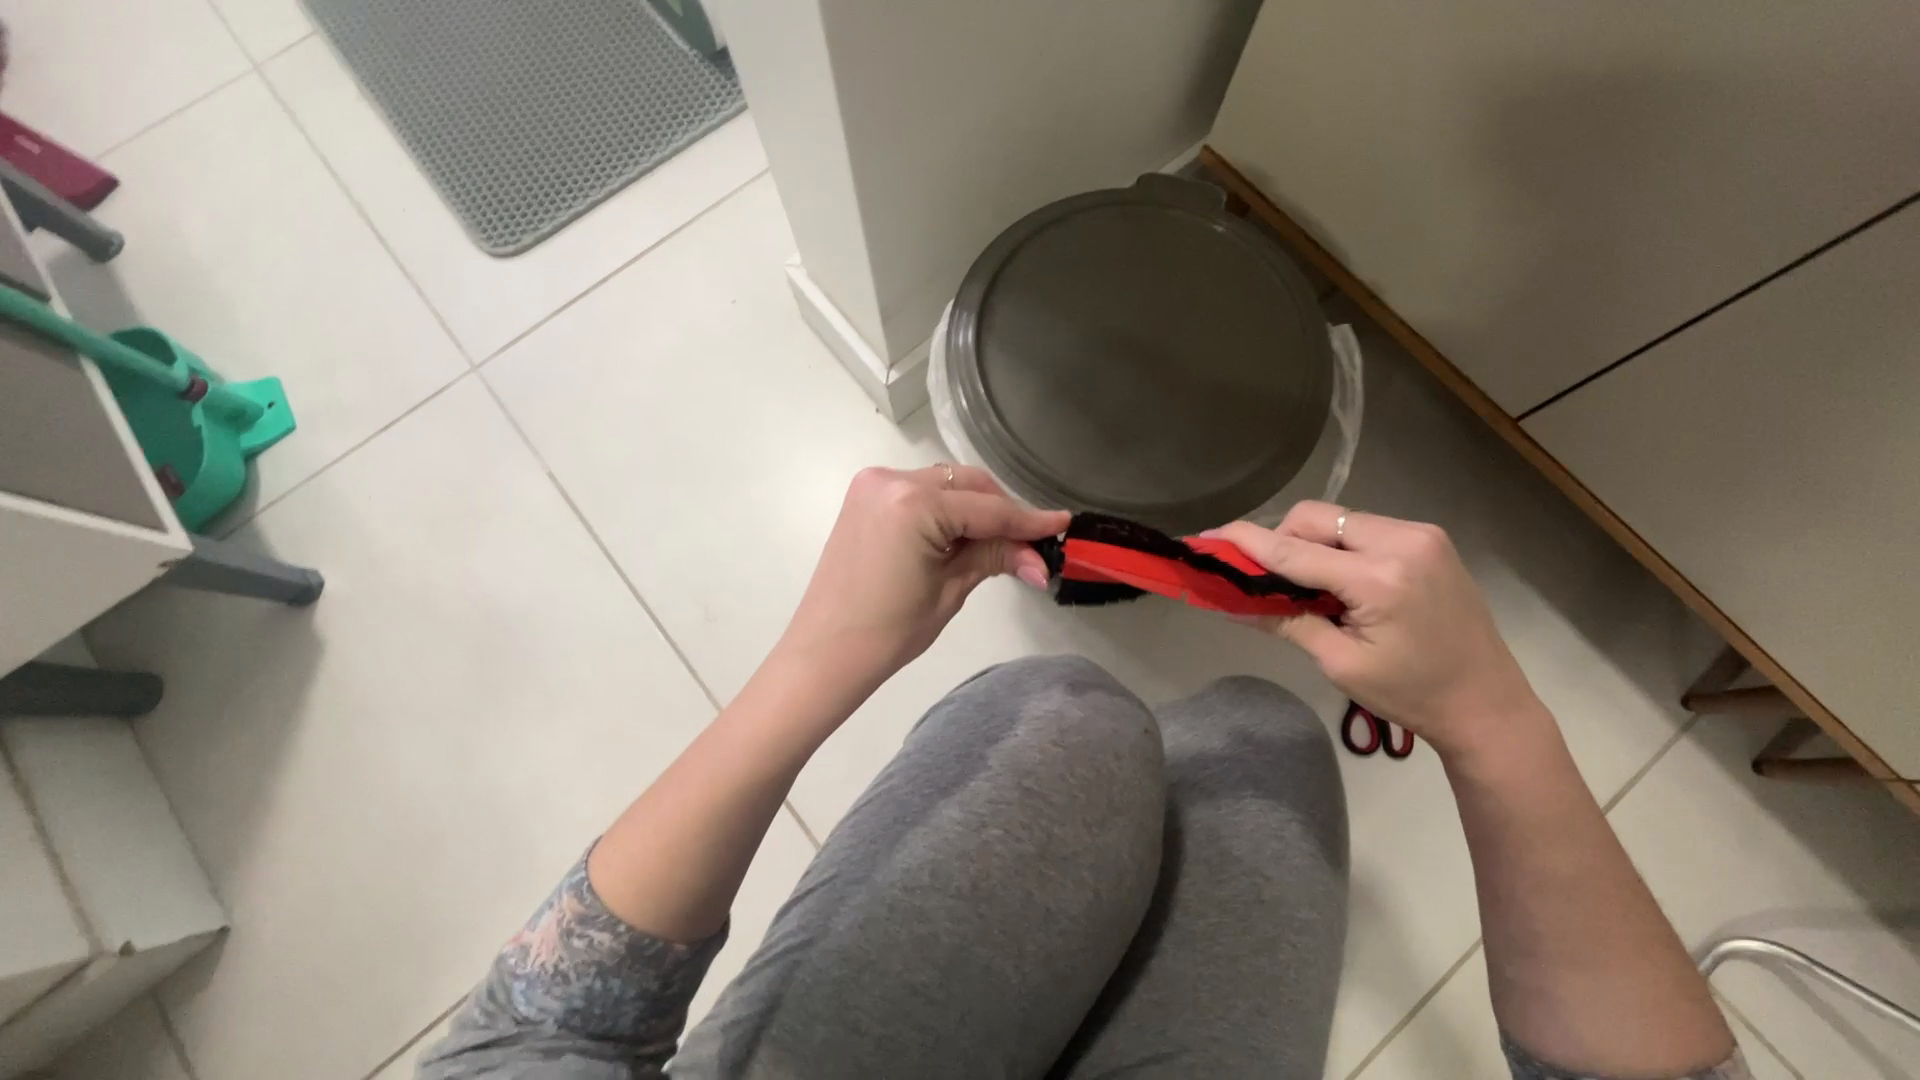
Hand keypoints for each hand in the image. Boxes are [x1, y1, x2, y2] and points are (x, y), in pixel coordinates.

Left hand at [778, 465, 1067, 689]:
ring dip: (974, 508)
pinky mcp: (864, 497)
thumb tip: (1040, 560)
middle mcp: (892, 480)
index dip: (1028, 519)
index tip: (1063, 523)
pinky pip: (919, 491)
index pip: (987, 508)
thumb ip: (994, 559)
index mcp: (913, 503)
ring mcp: (873, 485)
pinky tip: (960, 537)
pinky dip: (944, 508)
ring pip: (944, 484)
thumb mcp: (950, 591)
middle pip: (967, 484)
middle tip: (1029, 546)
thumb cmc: (888, 632)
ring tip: (997, 546)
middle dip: (1001, 511)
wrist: (825, 652)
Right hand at [1214, 502, 1537, 756]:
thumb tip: (1230, 601)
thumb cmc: (1411, 694)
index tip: (1207, 537)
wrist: (1488, 703)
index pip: (1293, 549)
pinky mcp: (1429, 538)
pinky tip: (1341, 580)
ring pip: (1338, 519)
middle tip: (1269, 580)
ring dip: (1310, 543)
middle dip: (1280, 540)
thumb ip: (1285, 621)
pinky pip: (1364, 527)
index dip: (1245, 542)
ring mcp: (1421, 534)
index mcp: (1379, 578)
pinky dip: (1339, 546)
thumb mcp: (1339, 663)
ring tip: (1309, 586)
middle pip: (1314, 517)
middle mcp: (1403, 541)